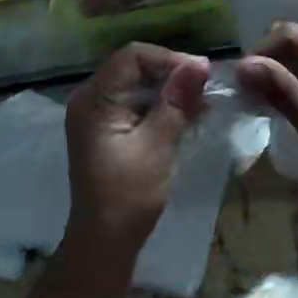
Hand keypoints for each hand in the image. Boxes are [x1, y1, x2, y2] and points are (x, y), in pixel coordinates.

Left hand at [63, 43, 209, 264]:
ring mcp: (97, 116)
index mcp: (94, 99)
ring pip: (138, 86)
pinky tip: (188, 118)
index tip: (202, 76)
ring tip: (203, 106)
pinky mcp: (107, 131)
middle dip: (173, 75)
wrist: (104, 242)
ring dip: (170, 92)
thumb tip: (200, 64)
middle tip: (207, 91)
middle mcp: (90, 99)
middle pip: (135, 68)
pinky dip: (161, 108)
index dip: (170, 60)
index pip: (133, 56)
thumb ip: (177, 100)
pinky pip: (135, 105)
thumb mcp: (158, 144)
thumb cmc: (129, 193)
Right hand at [237, 23, 297, 215]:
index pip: (292, 35)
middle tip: (251, 95)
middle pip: (297, 40)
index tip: (243, 84)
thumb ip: (283, 91)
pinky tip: (285, 104)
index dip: (262, 53)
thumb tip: (243, 65)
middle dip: (269, 61)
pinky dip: (295, 82)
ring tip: (263, 101)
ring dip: (280, 73)